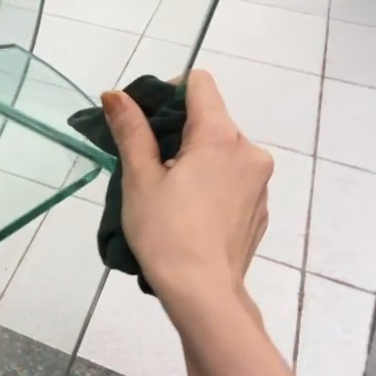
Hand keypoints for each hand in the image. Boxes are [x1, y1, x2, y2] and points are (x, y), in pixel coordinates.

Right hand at [103, 70, 272, 304]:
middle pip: (211, 120)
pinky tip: (187, 213)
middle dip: (176, 132)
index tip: (142, 120)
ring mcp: (260, 181)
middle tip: (144, 163)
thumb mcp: (139, 178)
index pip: (200, 85)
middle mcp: (250, 151)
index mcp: (220, 138)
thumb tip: (116, 95)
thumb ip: (131, 130)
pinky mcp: (259, 208)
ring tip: (165, 193)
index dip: (167, 92)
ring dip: (193, 159)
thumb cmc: (164, 231)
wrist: (202, 290)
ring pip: (221, 151)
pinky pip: (231, 179)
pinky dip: (209, 183)